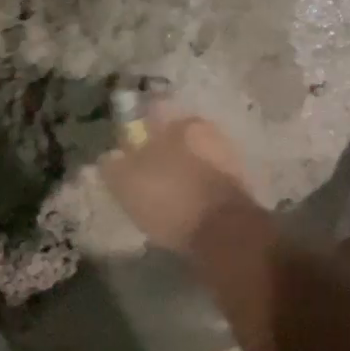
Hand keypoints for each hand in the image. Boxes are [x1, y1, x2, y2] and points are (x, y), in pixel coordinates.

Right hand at [98, 101, 254, 251]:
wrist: (225, 234)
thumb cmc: (169, 198)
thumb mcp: (124, 181)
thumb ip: (112, 164)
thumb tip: (109, 157)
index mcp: (181, 123)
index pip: (152, 117)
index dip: (135, 136)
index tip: (126, 157)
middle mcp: (209, 133)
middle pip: (175, 140)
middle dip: (160, 156)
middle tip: (142, 180)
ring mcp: (229, 160)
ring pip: (193, 162)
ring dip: (179, 175)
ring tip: (161, 201)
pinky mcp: (240, 188)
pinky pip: (207, 184)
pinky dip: (194, 193)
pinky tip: (182, 212)